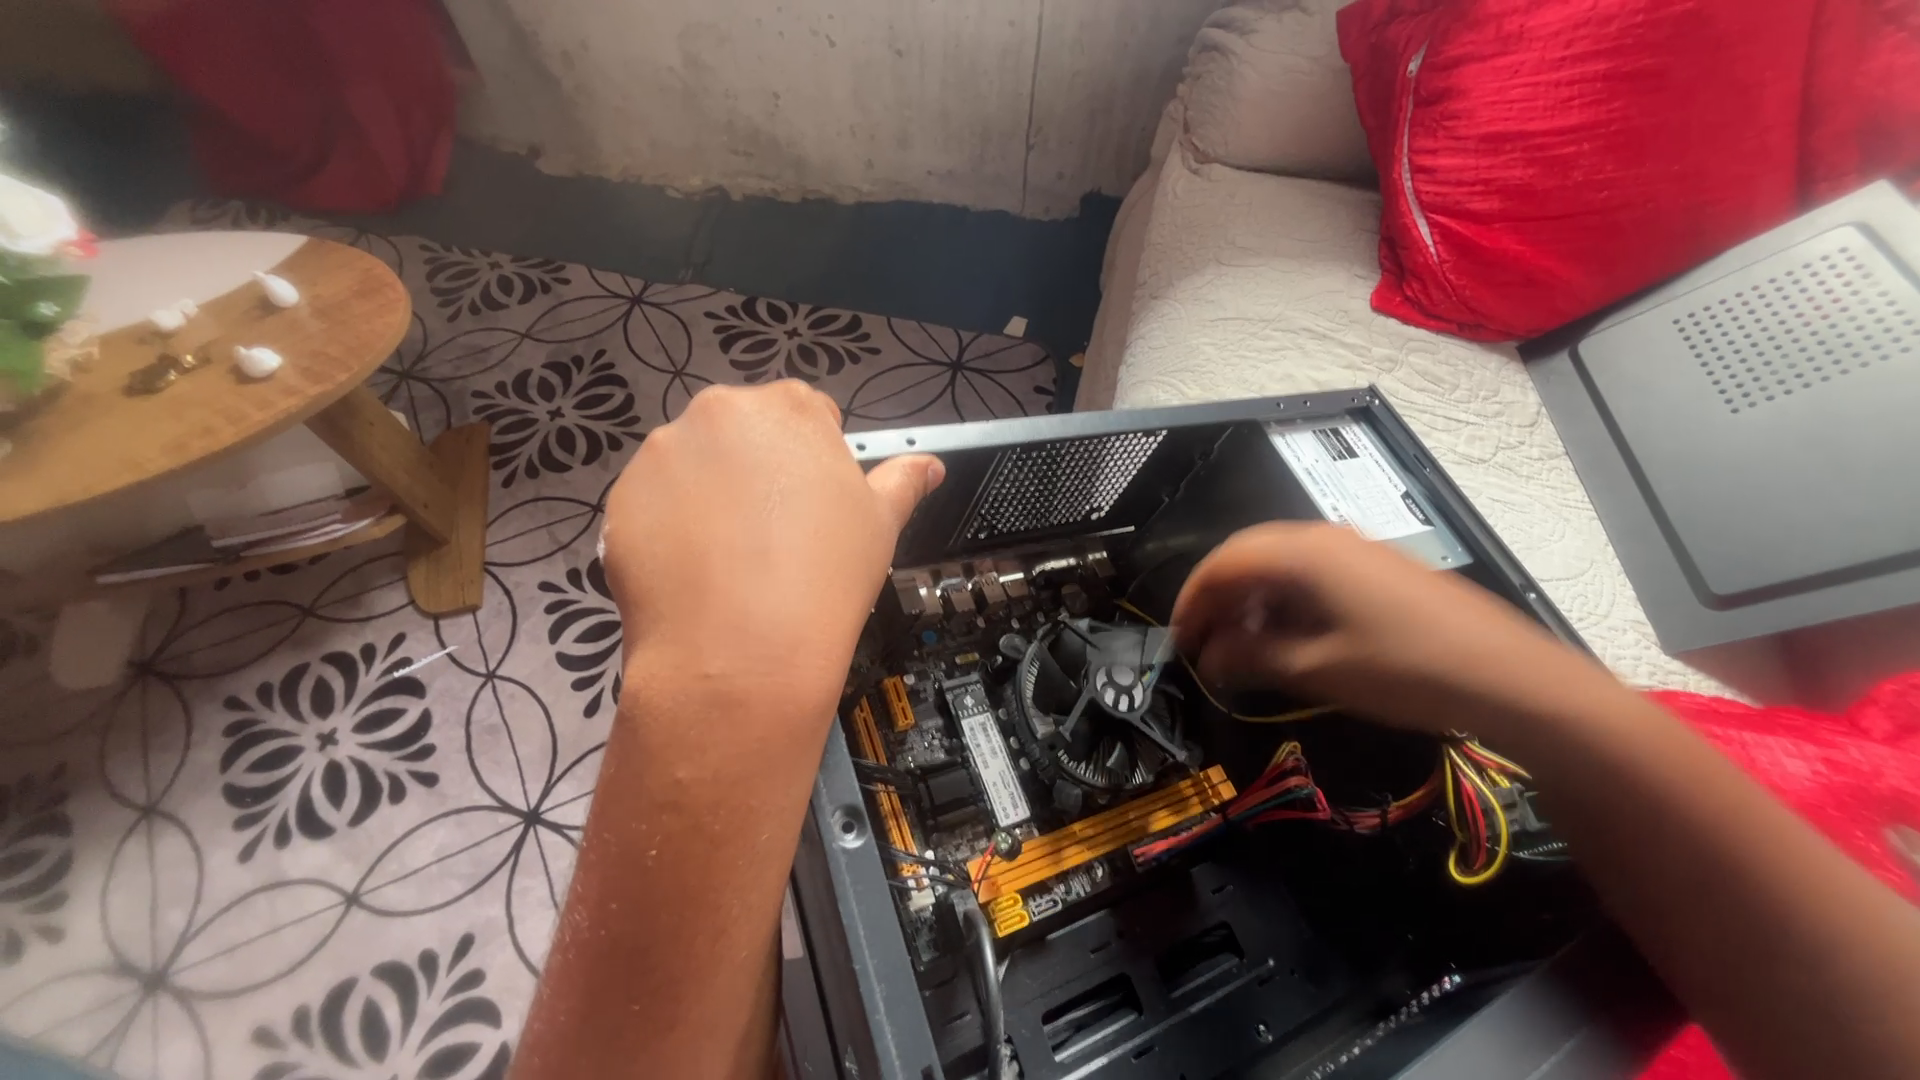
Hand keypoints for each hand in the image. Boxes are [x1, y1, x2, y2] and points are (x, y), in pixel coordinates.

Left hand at [600, 382, 943, 712]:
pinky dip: (672, 528)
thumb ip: (903, 482)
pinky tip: (698, 572)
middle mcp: (718, 414)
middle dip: (759, 470)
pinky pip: (655, 505)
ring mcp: (661, 457)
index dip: (816, 461)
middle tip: (776, 533)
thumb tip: (929, 466)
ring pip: (695, 467)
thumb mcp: (881, 524)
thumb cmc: (827, 576)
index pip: (807, 415)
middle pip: (745, 433)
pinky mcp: (623, 501)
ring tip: (733, 558)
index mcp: (788, 408)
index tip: (815, 506)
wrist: (743, 652)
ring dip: (712, 495)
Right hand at [1170, 522, 1611, 734]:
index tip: (1178, 641)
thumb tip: (1210, 657)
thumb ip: (1252, 658)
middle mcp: (1325, 539)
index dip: (1191, 601)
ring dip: (1252, 603)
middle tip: (1204, 644)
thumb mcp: (1318, 670)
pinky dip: (1285, 603)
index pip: (1223, 563)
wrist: (1512, 677)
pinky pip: (1312, 575)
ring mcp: (1356, 551)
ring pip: (1280, 566)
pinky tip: (1289, 639)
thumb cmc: (1406, 670)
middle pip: (1248, 557)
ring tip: (1242, 648)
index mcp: (1302, 553)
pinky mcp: (1378, 570)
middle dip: (1218, 600)